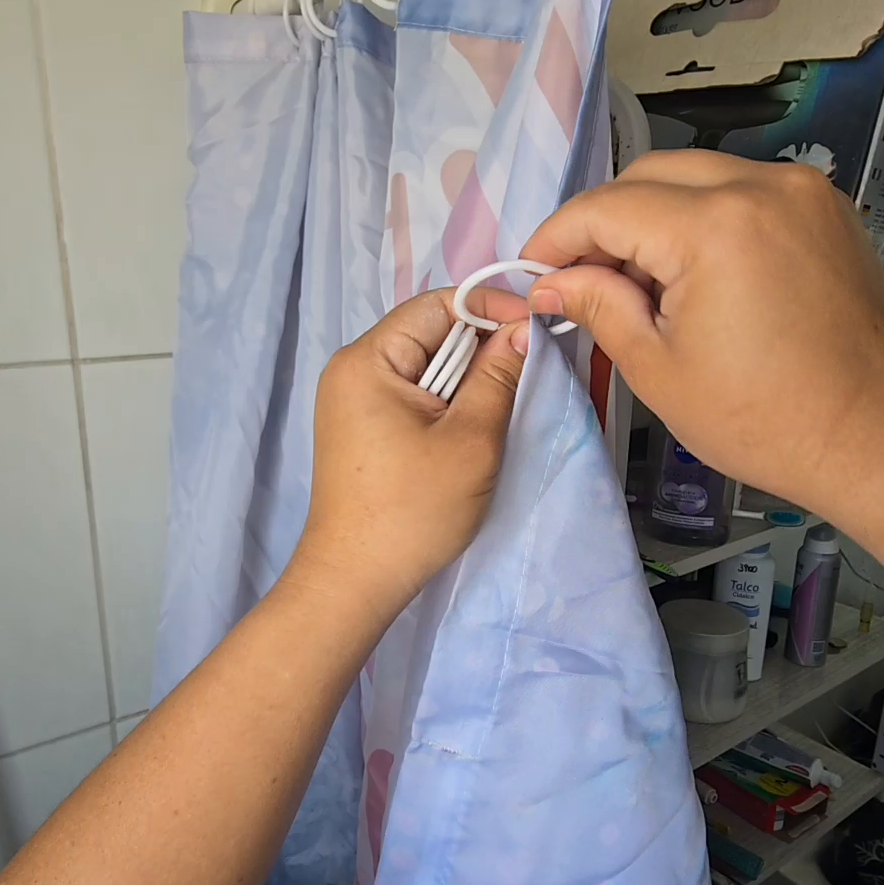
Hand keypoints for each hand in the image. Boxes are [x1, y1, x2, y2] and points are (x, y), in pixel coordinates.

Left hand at [286, 287, 530, 620]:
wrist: (355, 579)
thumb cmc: (414, 510)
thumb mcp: (471, 440)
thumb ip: (498, 377)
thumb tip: (522, 330)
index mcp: (367, 359)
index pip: (437, 305)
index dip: (489, 309)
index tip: (534, 330)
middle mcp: (350, 369)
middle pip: (427, 333)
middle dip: (479, 347)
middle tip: (526, 371)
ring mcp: (349, 400)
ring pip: (422, 366)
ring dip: (464, 379)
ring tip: (497, 405)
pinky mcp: (358, 428)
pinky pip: (408, 395)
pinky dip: (442, 403)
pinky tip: (464, 429)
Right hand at [519, 149, 883, 517]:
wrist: (877, 438)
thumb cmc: (759, 417)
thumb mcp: (657, 367)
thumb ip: (598, 306)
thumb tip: (549, 284)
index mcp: (715, 226)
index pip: (606, 207)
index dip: (555, 237)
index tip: (528, 272)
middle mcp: (762, 185)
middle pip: (648, 174)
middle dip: (600, 221)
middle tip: (574, 279)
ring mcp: (801, 192)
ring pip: (694, 176)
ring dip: (647, 218)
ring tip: (629, 282)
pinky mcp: (822, 210)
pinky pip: (738, 192)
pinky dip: (695, 219)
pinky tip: (684, 273)